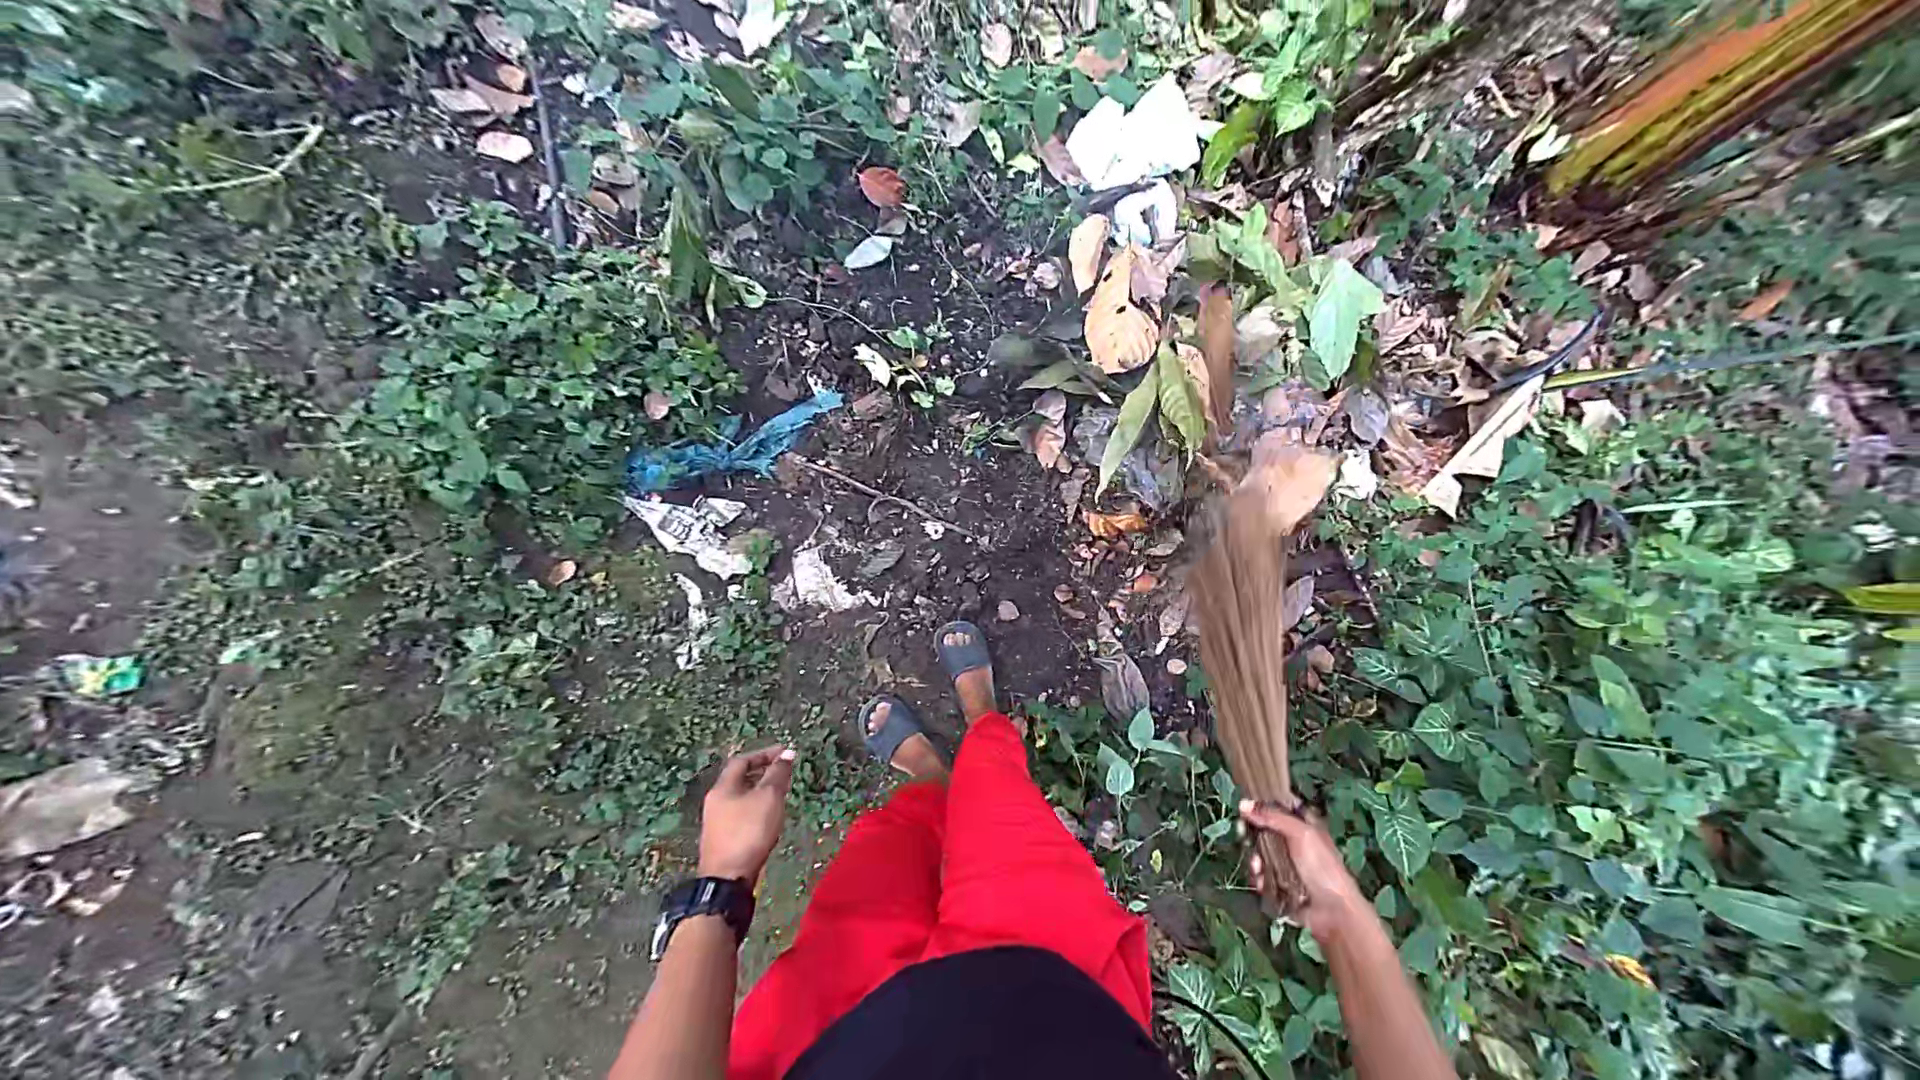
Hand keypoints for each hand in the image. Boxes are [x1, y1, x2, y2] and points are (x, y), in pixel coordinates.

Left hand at [698, 745, 795, 881]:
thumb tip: (787, 753)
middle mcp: (716, 801)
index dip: (764, 754)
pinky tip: (770, 816)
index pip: (742, 761)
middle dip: (763, 771)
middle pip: (740, 778)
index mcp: (723, 787)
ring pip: (741, 797)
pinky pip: (742, 813)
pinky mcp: (723, 839)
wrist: (728, 879)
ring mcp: (717, 822)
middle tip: (784, 771)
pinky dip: (757, 807)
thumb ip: (778, 773)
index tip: (784, 753)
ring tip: (781, 792)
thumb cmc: (749, 831)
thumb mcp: (769, 797)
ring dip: (761, 790)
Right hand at [1240, 799, 1370, 943]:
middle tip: (1245, 836)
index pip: (1279, 808)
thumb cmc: (1321, 867)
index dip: (1263, 806)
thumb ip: (1272, 816)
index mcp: (1304, 826)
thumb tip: (1243, 804)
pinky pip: (1260, 874)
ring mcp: (1286, 864)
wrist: (1332, 912)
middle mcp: (1294, 842)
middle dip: (1253, 835)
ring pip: (1259, 852)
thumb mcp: (1300, 833)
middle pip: (1264, 830)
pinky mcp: (1279, 884)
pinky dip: (1258, 876)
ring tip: (1258, 867)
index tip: (1246, 807)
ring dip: (1255, 859)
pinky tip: (1261, 881)